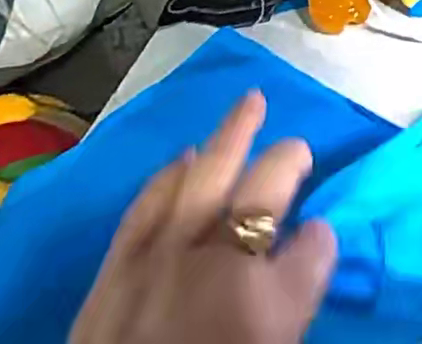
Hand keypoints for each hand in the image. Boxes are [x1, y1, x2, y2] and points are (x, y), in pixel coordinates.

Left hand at [72, 92, 336, 343]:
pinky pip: (138, 214)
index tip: (308, 176)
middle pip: (236, 173)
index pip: (284, 188)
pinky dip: (162, 182)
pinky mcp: (107, 283)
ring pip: (187, 182)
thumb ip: (305, 271)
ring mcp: (149, 260)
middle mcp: (201, 247)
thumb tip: (314, 227)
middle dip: (252, 136)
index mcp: (247, 259)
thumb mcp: (284, 326)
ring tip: (230, 123)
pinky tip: (175, 167)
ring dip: (212, 147)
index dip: (300, 169)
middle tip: (259, 100)